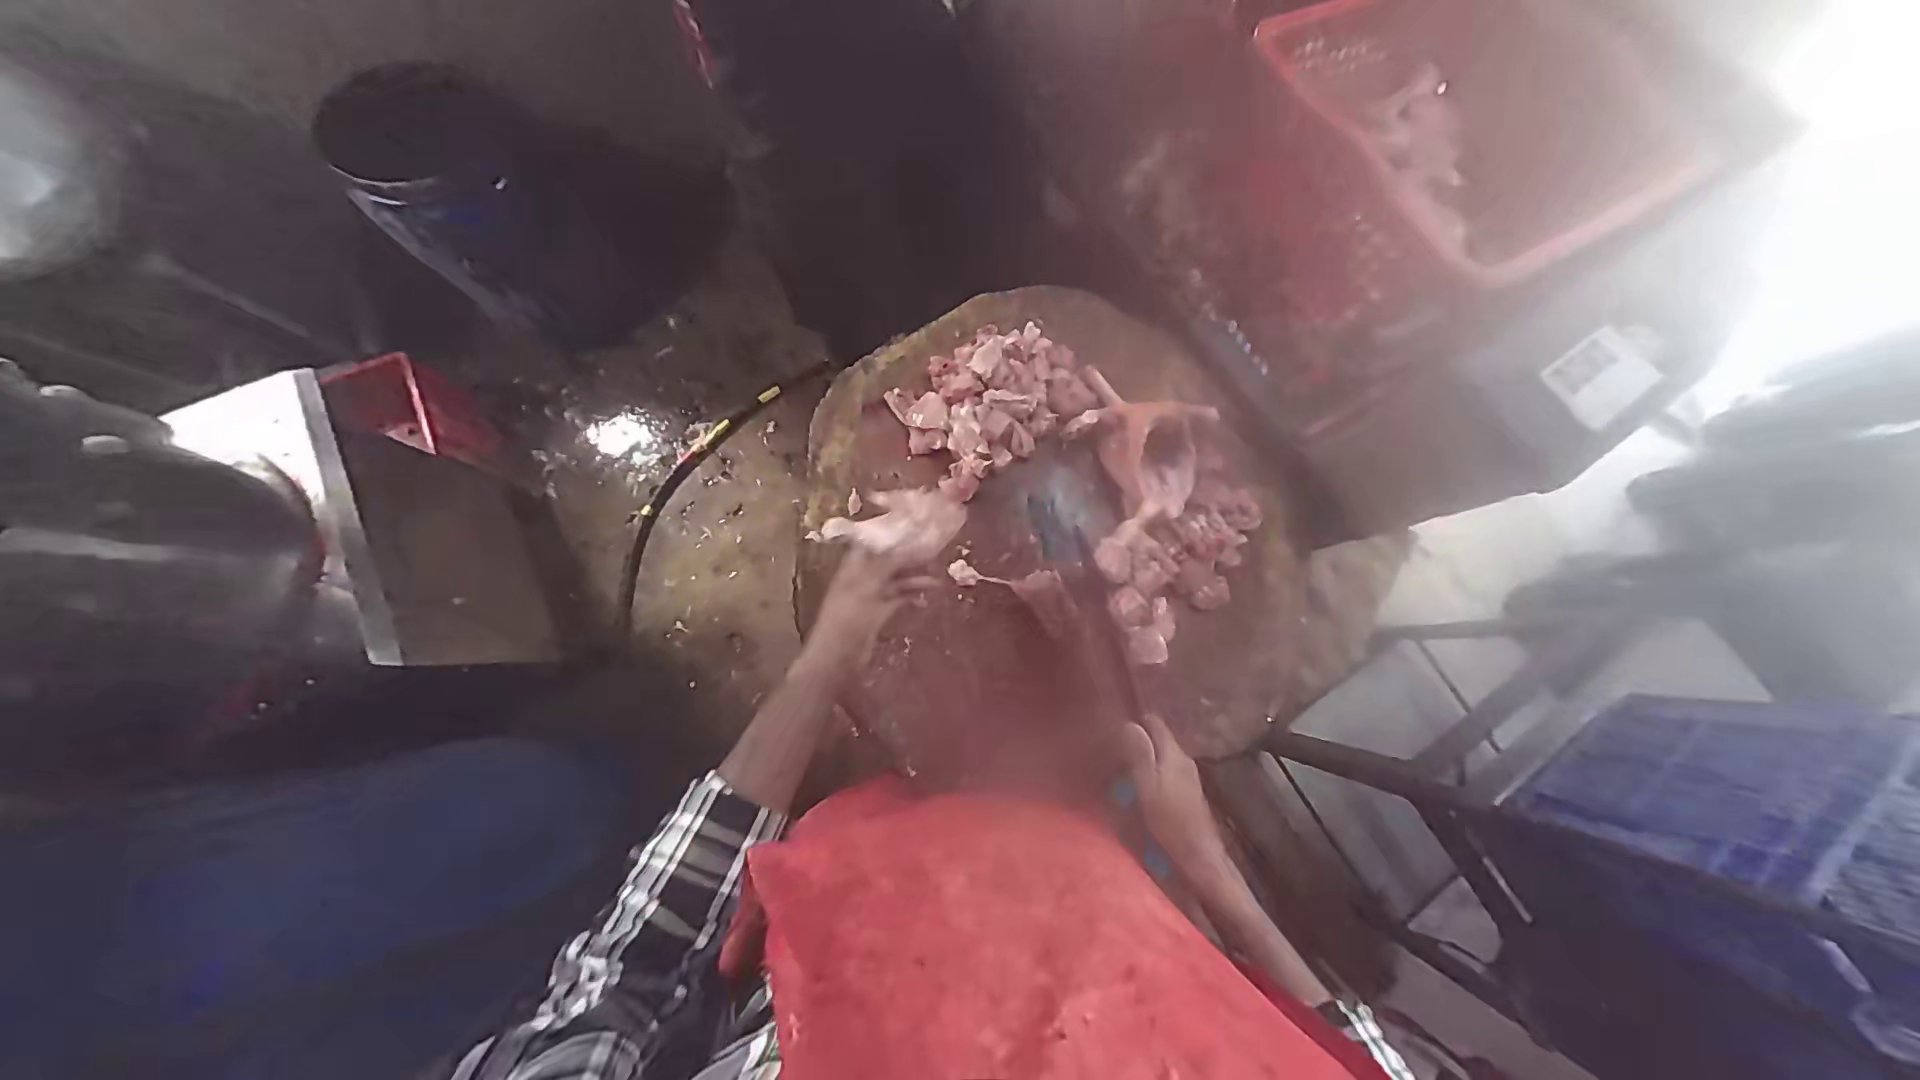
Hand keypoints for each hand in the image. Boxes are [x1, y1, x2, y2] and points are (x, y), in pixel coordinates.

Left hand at [798, 547, 939, 684]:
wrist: (837, 659)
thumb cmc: (847, 621)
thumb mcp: (867, 588)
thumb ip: (886, 564)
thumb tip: (906, 544)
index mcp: (852, 569)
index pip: (870, 544)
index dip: (888, 535)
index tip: (912, 528)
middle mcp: (861, 579)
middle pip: (886, 561)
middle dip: (908, 556)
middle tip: (932, 551)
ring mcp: (870, 597)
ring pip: (895, 581)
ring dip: (914, 579)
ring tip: (937, 579)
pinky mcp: (878, 615)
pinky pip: (897, 600)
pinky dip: (911, 597)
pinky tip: (926, 599)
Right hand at [1122, 712, 1230, 877]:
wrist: (1199, 855)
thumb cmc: (1168, 820)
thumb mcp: (1147, 785)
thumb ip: (1140, 753)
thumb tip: (1131, 723)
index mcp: (1173, 753)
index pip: (1155, 723)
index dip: (1136, 721)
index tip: (1116, 728)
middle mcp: (1184, 759)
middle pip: (1160, 738)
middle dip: (1139, 738)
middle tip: (1116, 747)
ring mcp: (1189, 776)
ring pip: (1164, 755)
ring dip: (1146, 756)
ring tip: (1124, 765)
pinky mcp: (1189, 792)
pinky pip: (1167, 770)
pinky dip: (1154, 771)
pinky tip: (1142, 784)